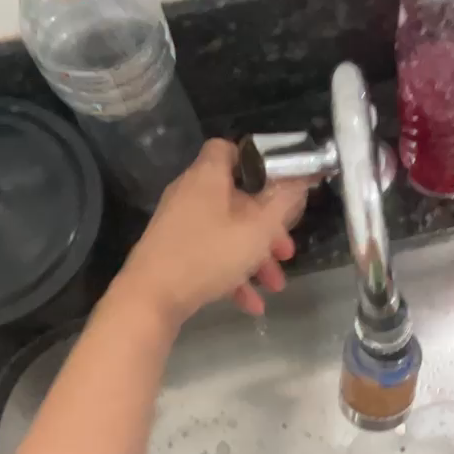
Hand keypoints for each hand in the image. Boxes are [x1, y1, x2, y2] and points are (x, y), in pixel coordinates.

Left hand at [114, 140, 309, 322]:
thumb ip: (284, 201)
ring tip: (275, 285)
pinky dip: (233, 275)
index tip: (279, 184)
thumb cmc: (209, 254)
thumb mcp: (258, 229)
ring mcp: (181, 225)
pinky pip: (212, 256)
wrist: (150, 297)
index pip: (228, 149)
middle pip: (237, 200)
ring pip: (228, 233)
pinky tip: (252, 304)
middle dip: (267, 227)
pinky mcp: (175, 252)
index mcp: (208, 178)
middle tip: (286, 249)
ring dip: (255, 257)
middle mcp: (192, 195)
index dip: (256, 162)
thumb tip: (302, 177)